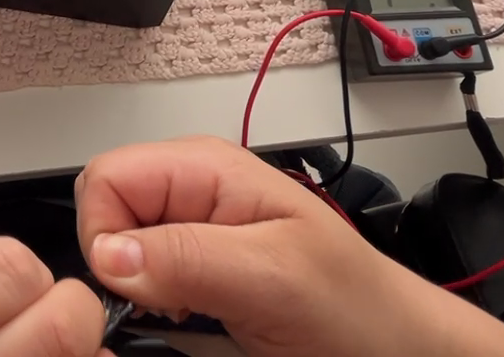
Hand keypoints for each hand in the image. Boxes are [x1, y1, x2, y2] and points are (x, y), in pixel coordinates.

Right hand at [75, 136, 503, 356]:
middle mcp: (188, 189)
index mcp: (201, 166)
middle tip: (167, 306)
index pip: (105, 176)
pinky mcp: (195, 268)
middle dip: (119, 264)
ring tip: (185, 319)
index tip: (137, 287)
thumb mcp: (274, 278)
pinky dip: (150, 308)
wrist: (399, 352)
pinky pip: (143, 279)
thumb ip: (188, 257)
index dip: (104, 232)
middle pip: (106, 210)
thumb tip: (106, 252)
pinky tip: (187, 324)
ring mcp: (191, 229)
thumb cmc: (356, 308)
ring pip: (119, 249)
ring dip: (137, 292)